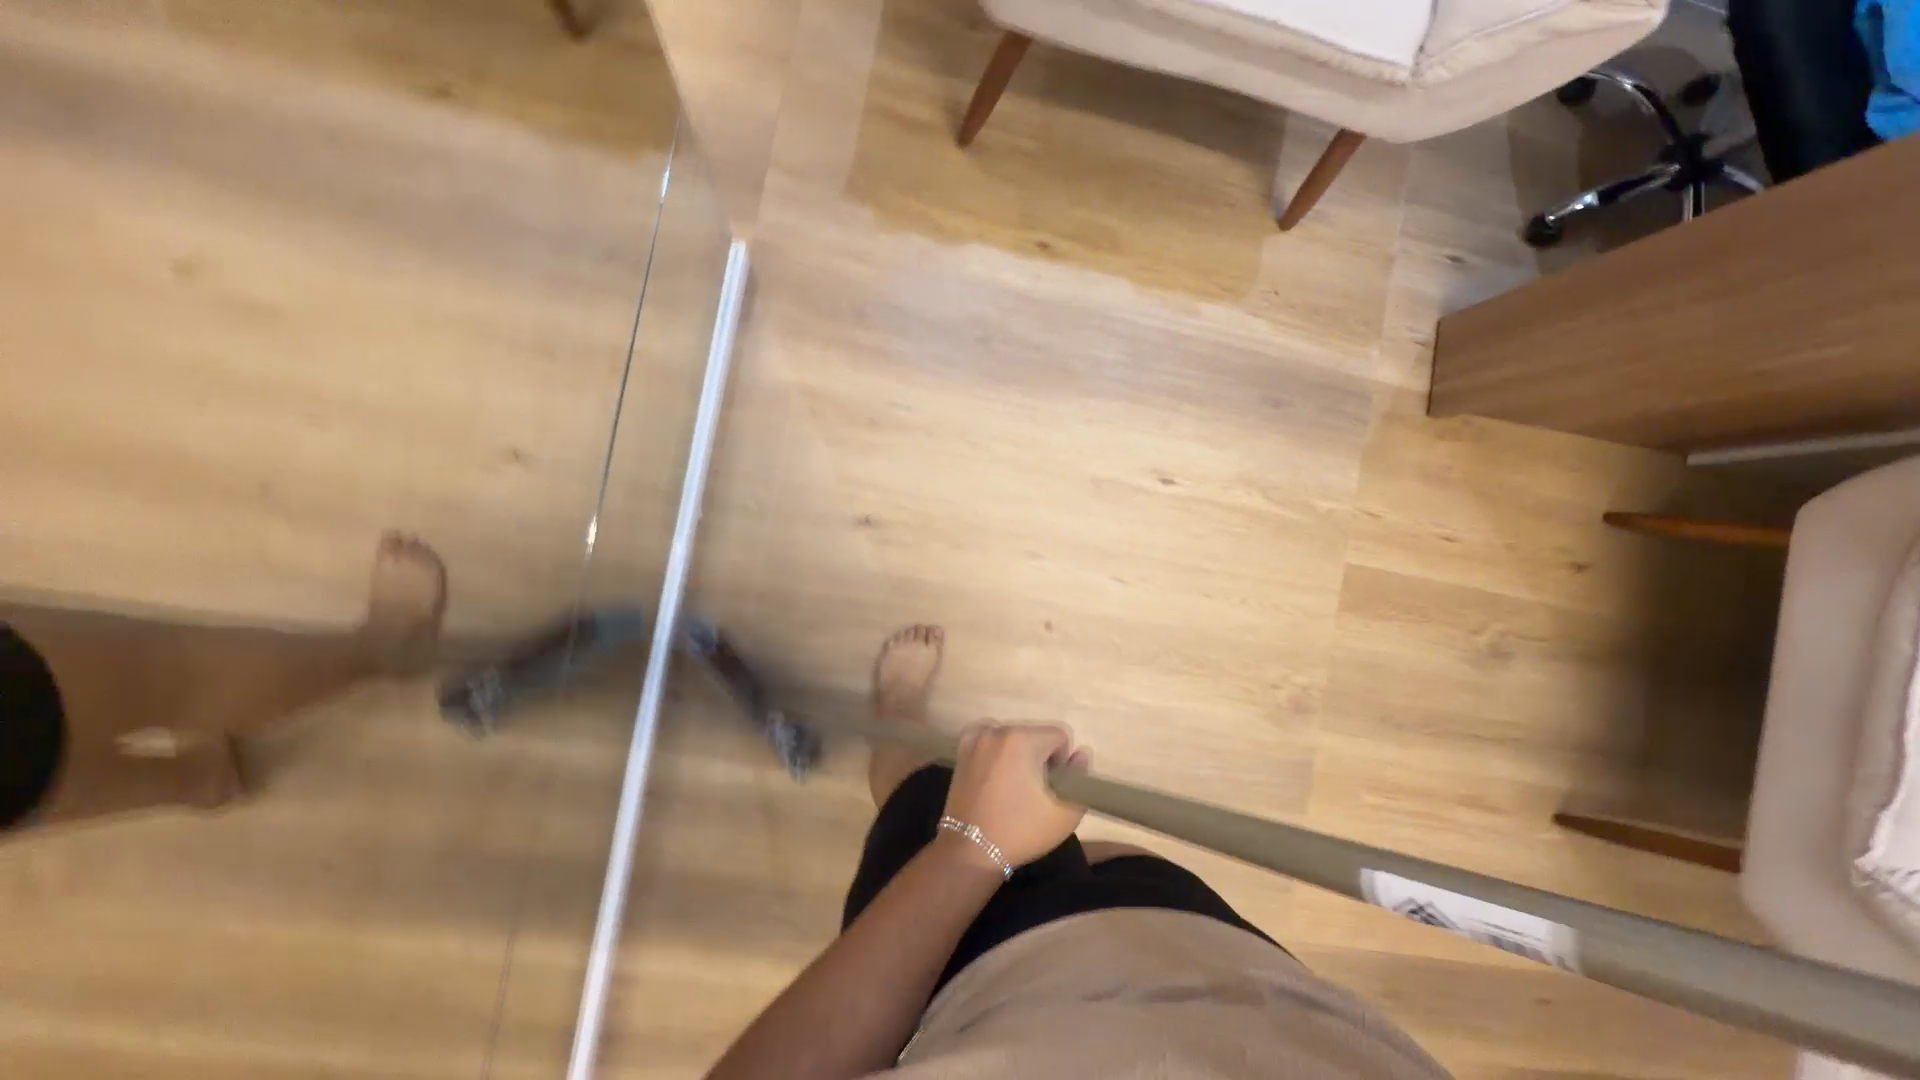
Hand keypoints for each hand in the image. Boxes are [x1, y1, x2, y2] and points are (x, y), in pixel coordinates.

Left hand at [941, 722, 1088, 868]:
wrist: (972, 851)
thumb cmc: (1021, 831)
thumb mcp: (1065, 814)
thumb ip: (1080, 778)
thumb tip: (1081, 754)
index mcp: (1023, 739)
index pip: (1059, 736)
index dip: (1064, 762)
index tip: (1054, 787)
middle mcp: (998, 731)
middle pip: (1035, 734)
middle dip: (1041, 756)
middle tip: (1035, 790)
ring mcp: (976, 739)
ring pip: (1012, 736)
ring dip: (1019, 752)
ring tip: (1016, 783)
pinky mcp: (961, 752)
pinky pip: (986, 737)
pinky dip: (995, 747)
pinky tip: (997, 768)